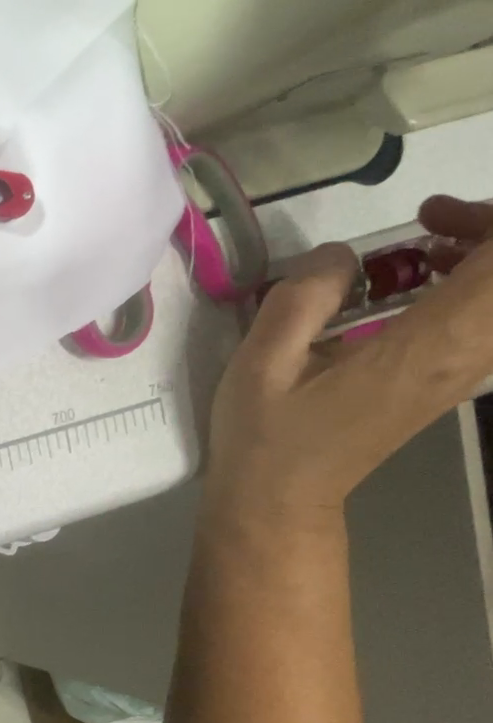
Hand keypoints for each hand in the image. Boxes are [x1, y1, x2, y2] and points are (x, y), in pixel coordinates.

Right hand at [203, 195, 492, 532]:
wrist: (280, 497)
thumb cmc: (265, 435)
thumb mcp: (260, 365)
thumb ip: (301, 300)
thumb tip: (339, 256)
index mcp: (425, 346)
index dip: (486, 219)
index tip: (423, 217)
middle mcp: (468, 353)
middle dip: (488, 234)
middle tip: (425, 228)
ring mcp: (469, 368)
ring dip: (482, 261)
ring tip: (417, 256)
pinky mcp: (456, 376)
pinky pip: (492, 317)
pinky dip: (472, 289)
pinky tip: (418, 291)